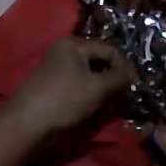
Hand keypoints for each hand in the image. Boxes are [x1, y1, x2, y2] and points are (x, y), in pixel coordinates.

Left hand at [3, 39, 136, 136]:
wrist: (29, 122)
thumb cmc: (65, 98)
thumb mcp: (97, 87)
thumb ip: (118, 79)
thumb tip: (131, 77)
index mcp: (73, 44)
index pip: (109, 50)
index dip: (125, 68)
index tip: (136, 86)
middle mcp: (64, 51)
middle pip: (99, 61)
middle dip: (113, 79)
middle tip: (124, 97)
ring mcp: (58, 68)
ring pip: (90, 75)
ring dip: (103, 89)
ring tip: (111, 105)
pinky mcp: (54, 85)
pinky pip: (79, 85)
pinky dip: (90, 94)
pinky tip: (97, 108)